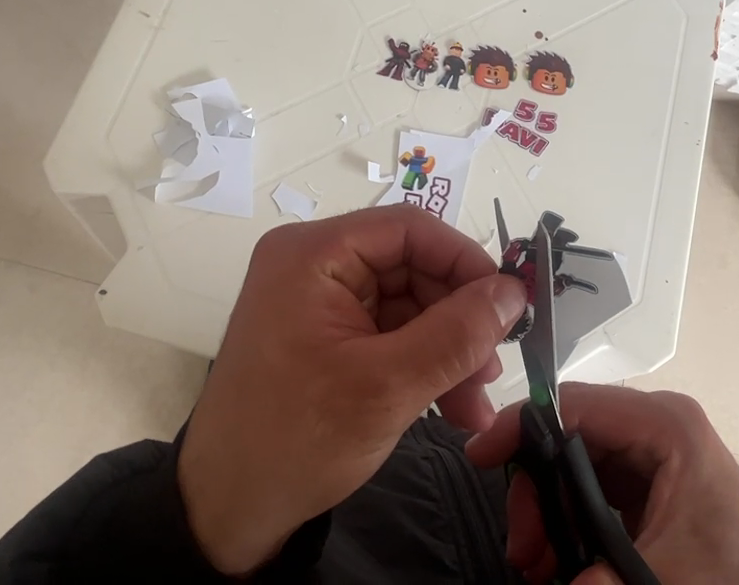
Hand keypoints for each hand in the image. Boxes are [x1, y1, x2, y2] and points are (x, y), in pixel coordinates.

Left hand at [177, 206, 527, 574]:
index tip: (505, 302)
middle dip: (458, 319)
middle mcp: (313, 264)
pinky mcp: (326, 334)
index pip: (407, 229)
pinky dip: (423, 364)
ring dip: (447, 350)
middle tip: (491, 367)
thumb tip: (512, 292)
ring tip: (474, 402)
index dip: (462, 260)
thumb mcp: (387, 387)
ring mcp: (319, 300)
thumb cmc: (294, 440)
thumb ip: (457, 335)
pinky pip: (390, 332)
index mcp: (313, 254)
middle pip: (411, 267)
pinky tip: (451, 405)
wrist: (226, 510)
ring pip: (408, 304)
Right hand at [465, 383, 738, 584]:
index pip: (575, 404)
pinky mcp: (649, 479)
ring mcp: (652, 450)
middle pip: (568, 436)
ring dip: (548, 510)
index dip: (523, 425)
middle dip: (536, 490)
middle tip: (522, 549)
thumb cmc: (737, 578)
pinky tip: (559, 560)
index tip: (481, 454)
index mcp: (665, 425)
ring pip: (573, 462)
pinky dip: (568, 518)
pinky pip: (591, 485)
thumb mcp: (669, 576)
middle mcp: (655, 424)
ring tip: (537, 564)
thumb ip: (609, 578)